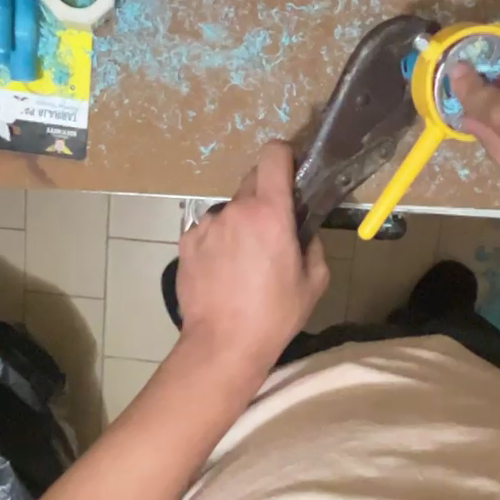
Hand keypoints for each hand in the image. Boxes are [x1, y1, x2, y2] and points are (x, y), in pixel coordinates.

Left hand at [173, 141, 328, 371]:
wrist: (222, 344)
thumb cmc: (274, 315)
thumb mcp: (313, 283)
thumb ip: (313, 246)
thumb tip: (303, 233)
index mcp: (269, 212)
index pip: (273, 156)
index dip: (284, 157)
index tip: (290, 173)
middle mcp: (234, 210)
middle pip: (251, 184)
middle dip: (264, 200)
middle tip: (271, 234)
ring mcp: (205, 225)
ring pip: (229, 211)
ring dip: (239, 225)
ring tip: (243, 263)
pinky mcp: (185, 243)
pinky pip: (208, 232)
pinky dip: (217, 243)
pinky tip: (222, 273)